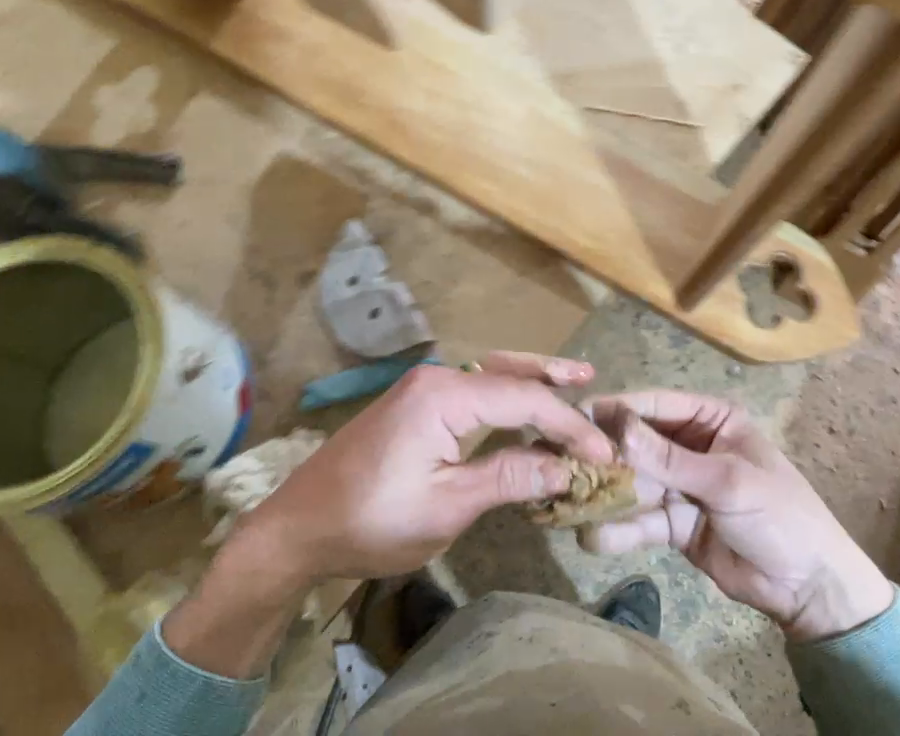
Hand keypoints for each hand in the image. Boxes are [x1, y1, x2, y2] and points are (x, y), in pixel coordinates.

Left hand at [167, 353, 613, 675]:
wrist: (296, 527)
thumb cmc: (370, 521)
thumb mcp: (447, 508)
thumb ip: (508, 479)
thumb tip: (564, 467)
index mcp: (444, 396)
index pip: (525, 399)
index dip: (569, 425)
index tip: (603, 453)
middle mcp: (436, 379)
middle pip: (510, 371)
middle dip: (554, 382)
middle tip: (596, 384)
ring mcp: (420, 388)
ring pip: (490, 373)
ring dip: (530, 379)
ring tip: (571, 379)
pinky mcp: (412, 405)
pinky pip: (471, 389)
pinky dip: (503, 394)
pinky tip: (518, 406)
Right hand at [583, 390, 895, 641]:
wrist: (808, 586)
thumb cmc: (778, 515)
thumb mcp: (726, 482)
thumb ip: (669, 459)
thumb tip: (616, 428)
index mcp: (712, 419)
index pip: (656, 405)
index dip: (617, 410)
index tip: (575, 415)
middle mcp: (691, 445)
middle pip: (637, 443)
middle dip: (602, 454)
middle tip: (558, 460)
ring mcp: (680, 486)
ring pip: (633, 483)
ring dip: (603, 493)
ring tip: (563, 501)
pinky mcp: (673, 524)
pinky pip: (640, 521)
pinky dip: (618, 530)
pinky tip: (591, 538)